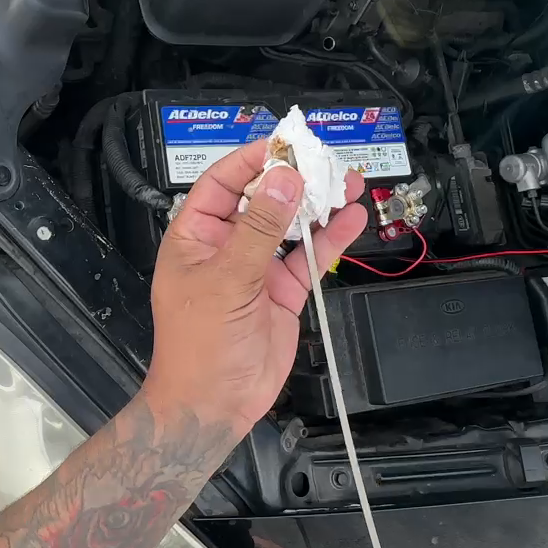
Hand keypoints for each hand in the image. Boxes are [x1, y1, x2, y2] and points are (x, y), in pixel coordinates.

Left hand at [145, 139, 367, 433]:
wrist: (213, 404)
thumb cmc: (199, 342)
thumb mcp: (227, 278)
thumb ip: (259, 229)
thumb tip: (285, 180)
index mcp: (196, 235)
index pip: (222, 183)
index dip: (252, 160)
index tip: (285, 143)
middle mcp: (226, 245)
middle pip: (262, 198)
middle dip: (294, 179)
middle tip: (326, 161)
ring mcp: (256, 267)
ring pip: (290, 225)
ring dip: (318, 204)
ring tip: (349, 182)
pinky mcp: (283, 290)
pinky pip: (309, 256)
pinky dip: (330, 237)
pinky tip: (352, 217)